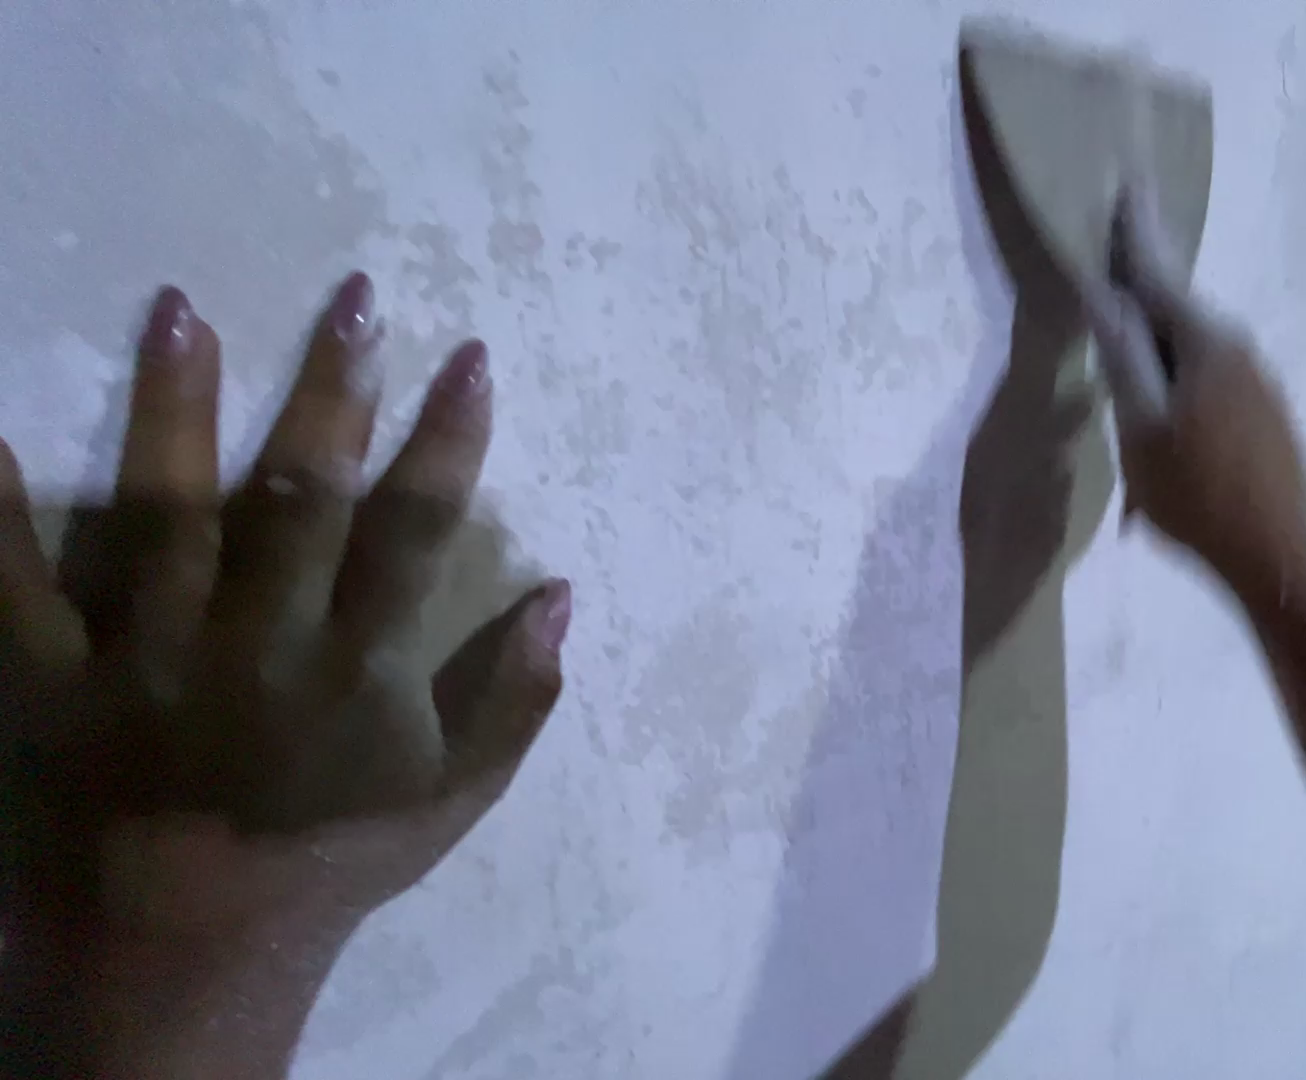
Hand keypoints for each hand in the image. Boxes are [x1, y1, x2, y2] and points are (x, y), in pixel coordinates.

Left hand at [0, 274, 568, 1075]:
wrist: (191, 949)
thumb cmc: (347, 852)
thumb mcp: (466, 788)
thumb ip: (518, 692)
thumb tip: (559, 594)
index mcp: (362, 662)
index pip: (414, 526)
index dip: (446, 437)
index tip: (467, 361)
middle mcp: (260, 638)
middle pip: (300, 495)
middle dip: (334, 390)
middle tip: (353, 300)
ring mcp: (147, 655)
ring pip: (162, 514)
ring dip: (177, 409)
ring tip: (184, 311)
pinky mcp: (49, 684)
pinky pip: (11, 589)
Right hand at [1080, 190, 1305, 586]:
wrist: (1278, 556)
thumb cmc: (1197, 494)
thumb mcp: (1142, 427)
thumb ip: (1124, 358)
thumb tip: (1105, 295)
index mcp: (1207, 344)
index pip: (1159, 274)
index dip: (1136, 233)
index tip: (1128, 182)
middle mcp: (1240, 350)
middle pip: (1178, 308)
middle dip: (1144, 282)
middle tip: (1117, 253)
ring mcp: (1258, 384)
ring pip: (1194, 347)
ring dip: (1158, 342)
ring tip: (1127, 346)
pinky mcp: (1264, 416)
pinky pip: (1209, 377)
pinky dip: (1177, 377)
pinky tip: (1163, 411)